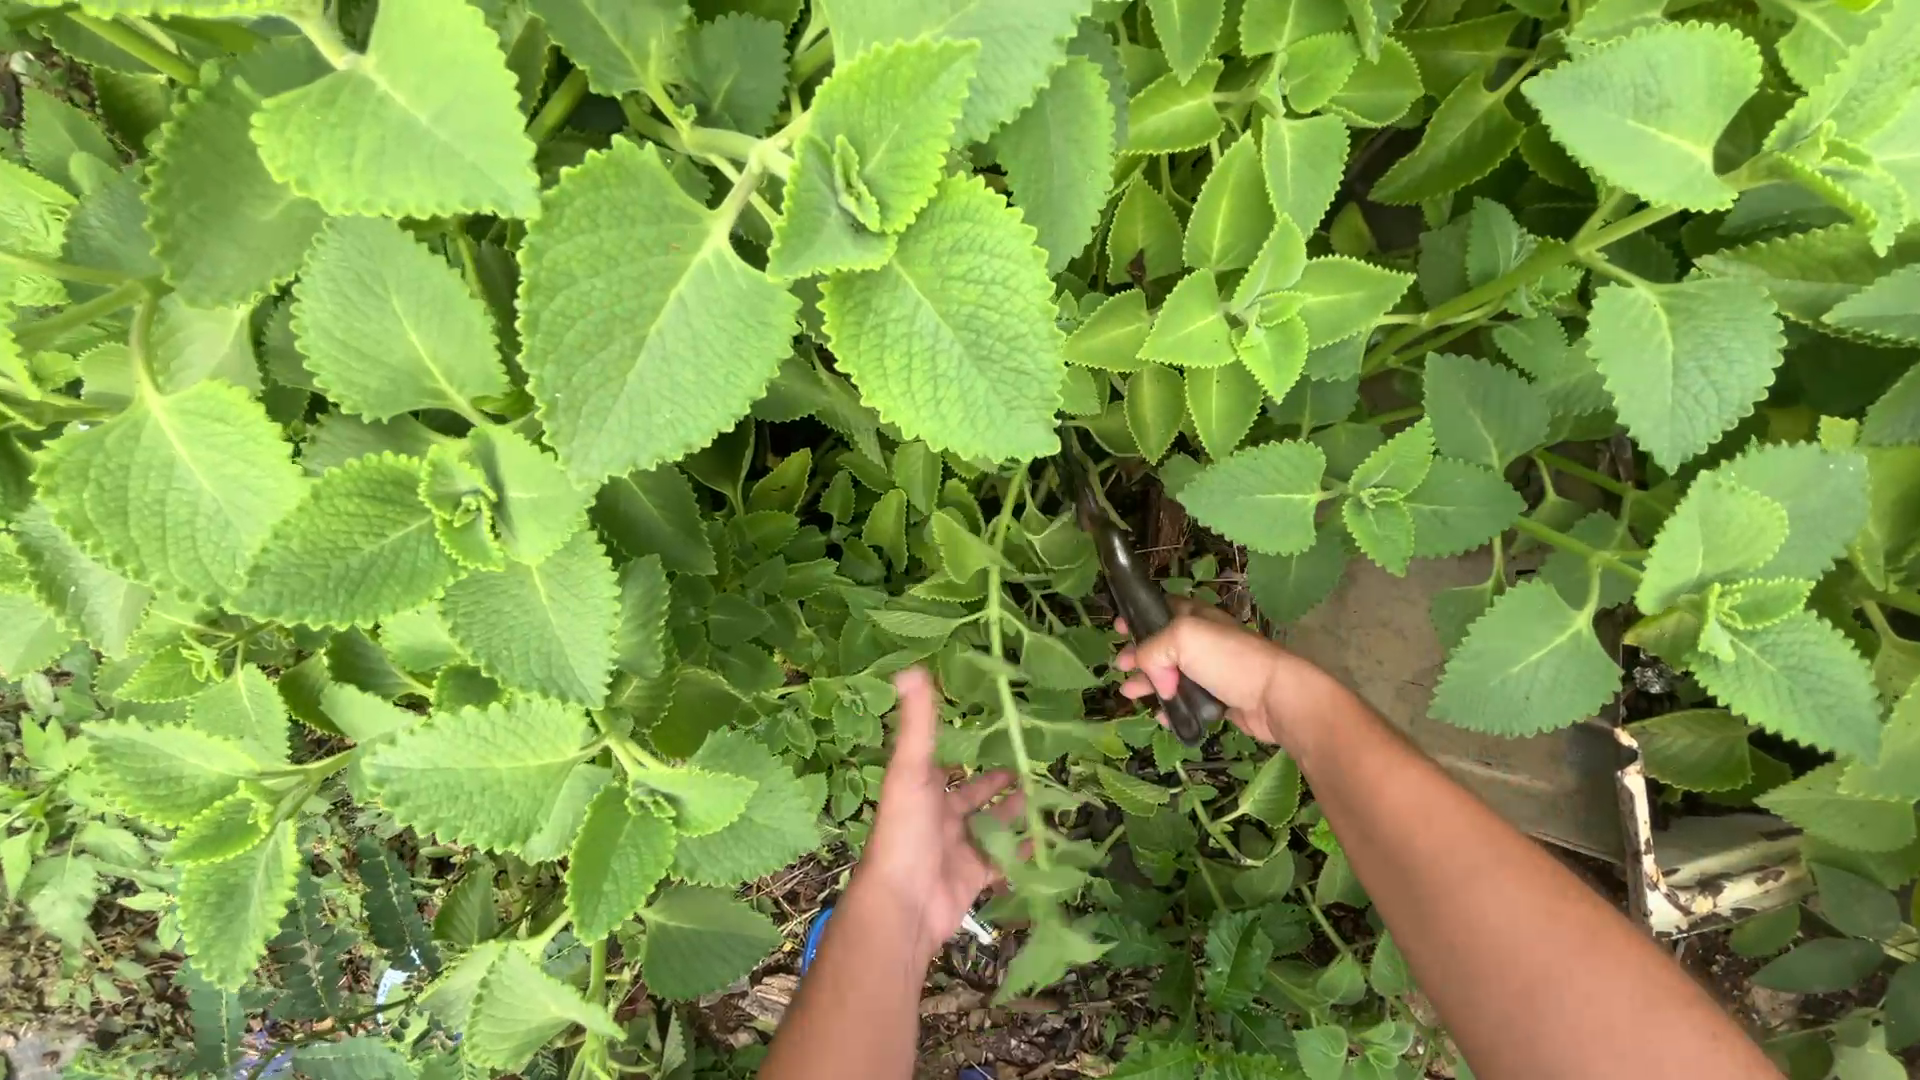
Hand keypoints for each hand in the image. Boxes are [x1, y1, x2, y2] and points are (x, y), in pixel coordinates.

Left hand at [849, 667, 1024, 960]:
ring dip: (1014, 811)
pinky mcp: (973, 876)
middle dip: (997, 780)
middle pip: (972, 793)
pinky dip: (1021, 850)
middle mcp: (938, 815)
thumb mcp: (911, 768)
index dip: (967, 747)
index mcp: (921, 787)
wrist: (904, 902)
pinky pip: (1002, 860)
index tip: (994, 729)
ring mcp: (956, 847)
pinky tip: (1044, 837)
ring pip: (991, 824)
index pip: (946, 760)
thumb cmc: (905, 829)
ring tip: (1043, 794)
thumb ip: (918, 722)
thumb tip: (911, 668)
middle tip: (1028, 764)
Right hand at [1115, 598, 1343, 751]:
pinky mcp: (1219, 700)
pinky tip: (1161, 716)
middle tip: (1121, 667)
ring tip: (1130, 693)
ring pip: (1172, 676)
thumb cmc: (1228, 659)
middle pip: (1162, 646)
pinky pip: (1188, 703)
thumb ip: (1153, 650)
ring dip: (1149, 684)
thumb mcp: (1182, 638)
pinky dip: (1171, 709)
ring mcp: (1212, 672)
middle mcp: (1204, 642)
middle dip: (1139, 656)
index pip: (1162, 610)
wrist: (1275, 697)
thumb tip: (1153, 678)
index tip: (1118, 629)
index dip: (1139, 617)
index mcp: (1196, 617)